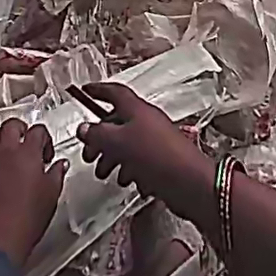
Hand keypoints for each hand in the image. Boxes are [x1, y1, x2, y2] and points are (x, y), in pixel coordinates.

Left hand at [0, 119, 67, 268]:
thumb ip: (55, 176)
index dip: (44, 138)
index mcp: (28, 155)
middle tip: (23, 137)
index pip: (38, 132)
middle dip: (18, 128)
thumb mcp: (50, 198)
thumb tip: (60, 165)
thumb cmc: (24, 223)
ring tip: (0, 145)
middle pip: (11, 126)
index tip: (45, 151)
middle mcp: (5, 152)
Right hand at [76, 83, 214, 219]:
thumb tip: (83, 129)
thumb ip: (97, 134)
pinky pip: (140, 161)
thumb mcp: (119, 143)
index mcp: (137, 109)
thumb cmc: (158, 157)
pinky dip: (129, 169)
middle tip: (89, 151)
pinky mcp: (163, 162)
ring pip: (127, 144)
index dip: (98, 90)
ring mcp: (156, 141)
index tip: (85, 91)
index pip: (114, 92)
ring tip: (103, 171)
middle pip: (117, 122)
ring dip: (112, 157)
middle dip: (100, 136)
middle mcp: (147, 122)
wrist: (191, 185)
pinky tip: (127, 180)